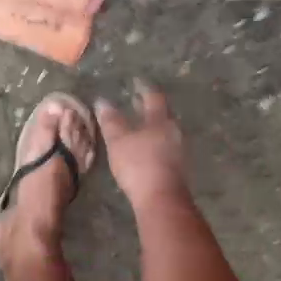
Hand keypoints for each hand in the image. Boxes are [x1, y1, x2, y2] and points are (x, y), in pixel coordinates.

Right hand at [96, 81, 189, 208]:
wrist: (162, 199)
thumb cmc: (139, 164)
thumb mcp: (118, 140)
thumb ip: (111, 120)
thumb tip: (102, 101)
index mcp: (161, 120)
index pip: (153, 96)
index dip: (144, 88)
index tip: (136, 81)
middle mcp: (174, 131)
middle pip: (162, 114)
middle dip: (148, 107)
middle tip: (135, 100)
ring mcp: (178, 150)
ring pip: (164, 131)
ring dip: (151, 125)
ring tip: (138, 124)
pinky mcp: (177, 167)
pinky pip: (165, 146)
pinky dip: (154, 141)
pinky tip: (144, 147)